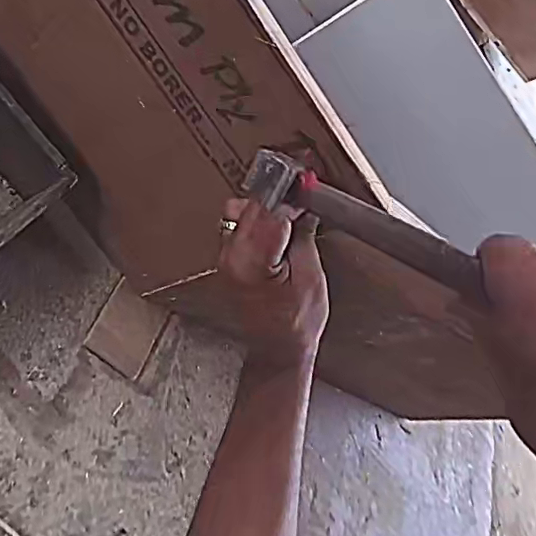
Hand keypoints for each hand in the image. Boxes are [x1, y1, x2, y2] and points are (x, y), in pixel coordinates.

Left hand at [218, 199, 326, 369]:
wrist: (277, 349)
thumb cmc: (296, 323)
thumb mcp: (310, 276)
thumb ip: (302, 235)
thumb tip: (303, 205)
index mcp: (250, 261)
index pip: (268, 211)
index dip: (290, 197)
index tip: (306, 186)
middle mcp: (230, 257)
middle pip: (249, 208)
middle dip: (277, 200)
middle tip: (302, 201)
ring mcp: (225, 259)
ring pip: (240, 214)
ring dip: (265, 210)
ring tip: (291, 218)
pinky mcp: (227, 261)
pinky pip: (238, 228)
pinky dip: (257, 223)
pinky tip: (277, 231)